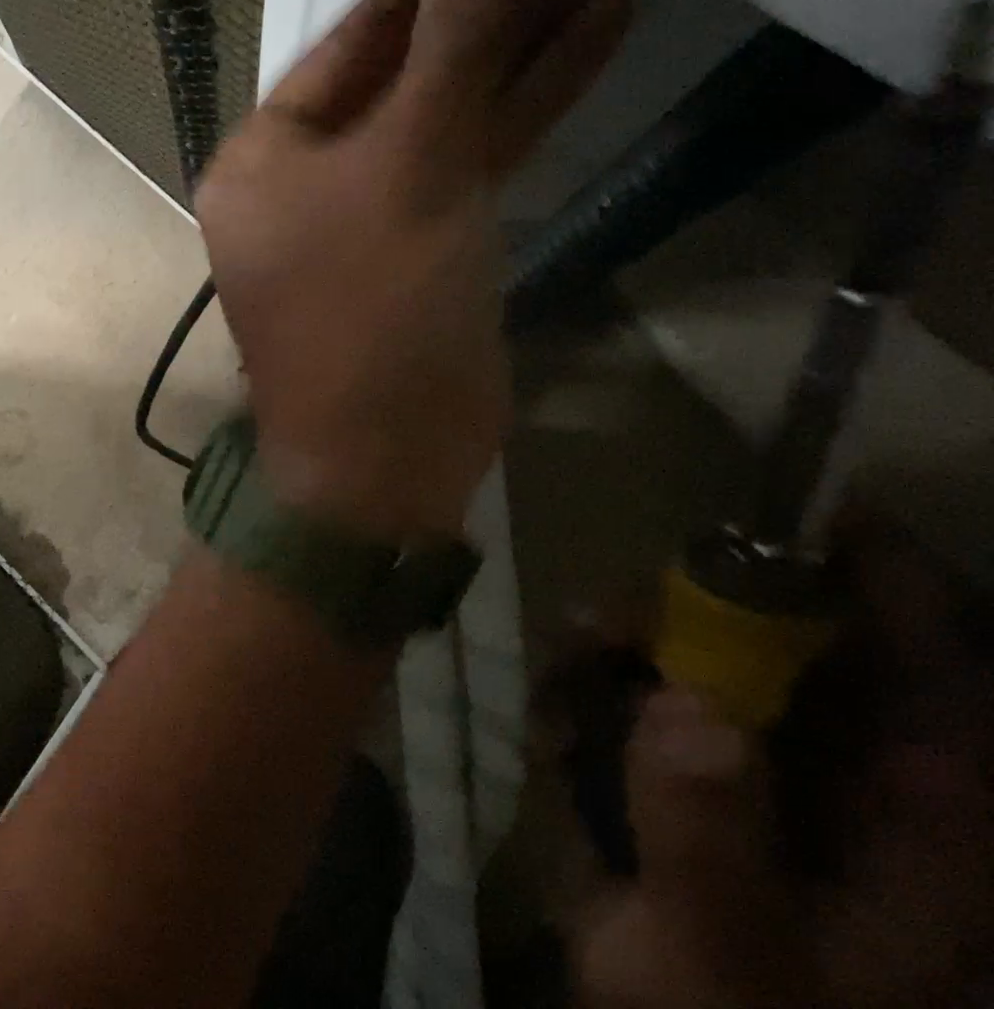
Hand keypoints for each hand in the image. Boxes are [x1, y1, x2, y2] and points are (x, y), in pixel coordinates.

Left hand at [195, 0, 652, 535]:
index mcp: (262, 158)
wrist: (384, 460)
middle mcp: (302, 179)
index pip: (354, 35)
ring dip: (529, 36)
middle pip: (405, 63)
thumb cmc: (370, 315)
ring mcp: (365, 212)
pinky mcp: (421, 244)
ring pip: (448, 106)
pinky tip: (603, 25)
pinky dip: (528, 100)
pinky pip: (473, 155)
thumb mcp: (411, 167)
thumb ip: (460, 36)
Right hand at [577, 528, 993, 1007]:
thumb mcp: (726, 955)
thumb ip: (708, 840)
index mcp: (908, 820)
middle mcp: (835, 779)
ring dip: (628, 653)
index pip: (925, 675)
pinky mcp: (674, 785)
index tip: (803, 515)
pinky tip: (547, 722)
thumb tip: (680, 709)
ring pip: (703, 671)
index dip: (883, 583)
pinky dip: (587, 699)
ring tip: (565, 656)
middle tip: (609, 615)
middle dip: (699, 616)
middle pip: (792, 655)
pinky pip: (634, 710)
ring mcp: (748, 778)